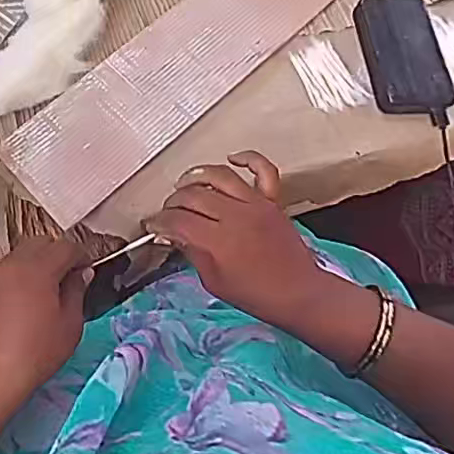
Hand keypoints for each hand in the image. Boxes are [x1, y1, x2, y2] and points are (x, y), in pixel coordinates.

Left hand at [0, 239, 88, 416]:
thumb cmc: (33, 354)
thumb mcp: (69, 326)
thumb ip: (76, 292)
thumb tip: (80, 274)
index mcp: (38, 268)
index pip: (66, 246)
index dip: (81, 255)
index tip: (87, 270)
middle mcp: (13, 263)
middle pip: (40, 243)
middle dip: (57, 254)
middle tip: (68, 278)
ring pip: (20, 255)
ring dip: (36, 264)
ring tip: (46, 292)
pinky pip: (5, 272)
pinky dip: (19, 277)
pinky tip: (24, 304)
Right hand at [144, 151, 342, 326]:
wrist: (300, 295)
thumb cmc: (258, 295)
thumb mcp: (214, 281)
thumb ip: (192, 253)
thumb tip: (174, 236)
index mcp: (218, 240)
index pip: (177, 220)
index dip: (159, 222)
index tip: (153, 225)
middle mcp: (236, 216)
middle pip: (192, 196)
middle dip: (172, 203)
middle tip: (167, 212)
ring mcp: (256, 205)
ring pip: (219, 176)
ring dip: (196, 176)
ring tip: (184, 184)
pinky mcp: (272, 202)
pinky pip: (263, 171)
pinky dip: (248, 159)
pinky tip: (233, 158)